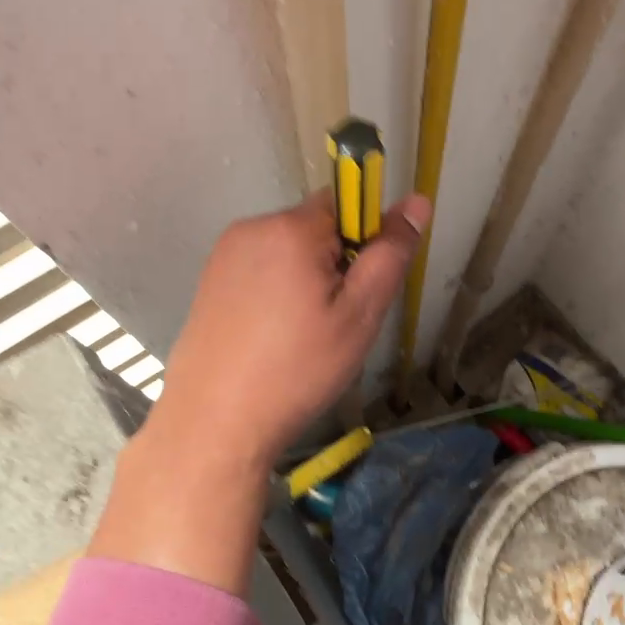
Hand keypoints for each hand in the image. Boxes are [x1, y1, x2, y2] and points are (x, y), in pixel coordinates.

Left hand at [146, 189, 431, 471]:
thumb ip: (389, 255)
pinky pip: (259, 274)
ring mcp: (223, 256)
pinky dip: (275, 298)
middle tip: (336, 324)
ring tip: (302, 339)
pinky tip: (273, 342)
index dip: (364, 242)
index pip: (346, 203)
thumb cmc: (297, 369)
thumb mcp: (359, 316)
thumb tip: (416, 202)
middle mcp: (251, 228)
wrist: (216, 422)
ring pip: (286, 254)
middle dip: (333, 266)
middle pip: (314, 230)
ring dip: (305, 283)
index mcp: (290, 228)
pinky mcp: (208, 284)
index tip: (362, 291)